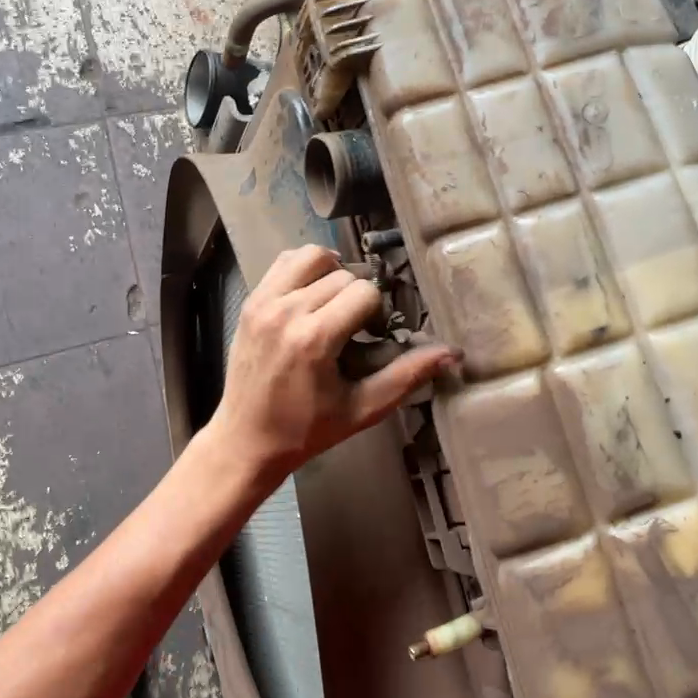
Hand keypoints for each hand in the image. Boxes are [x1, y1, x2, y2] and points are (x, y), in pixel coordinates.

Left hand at [208, 245, 459, 481]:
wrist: (246, 441)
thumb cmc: (307, 430)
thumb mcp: (363, 408)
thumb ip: (407, 375)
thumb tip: (452, 353)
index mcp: (313, 339)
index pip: (364, 292)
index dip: (376, 312)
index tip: (370, 337)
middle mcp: (285, 311)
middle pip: (343, 274)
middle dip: (358, 297)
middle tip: (356, 328)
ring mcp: (263, 302)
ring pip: (313, 256)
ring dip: (333, 272)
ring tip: (335, 303)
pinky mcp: (251, 300)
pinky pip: (285, 261)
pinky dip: (305, 269)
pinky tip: (313, 295)